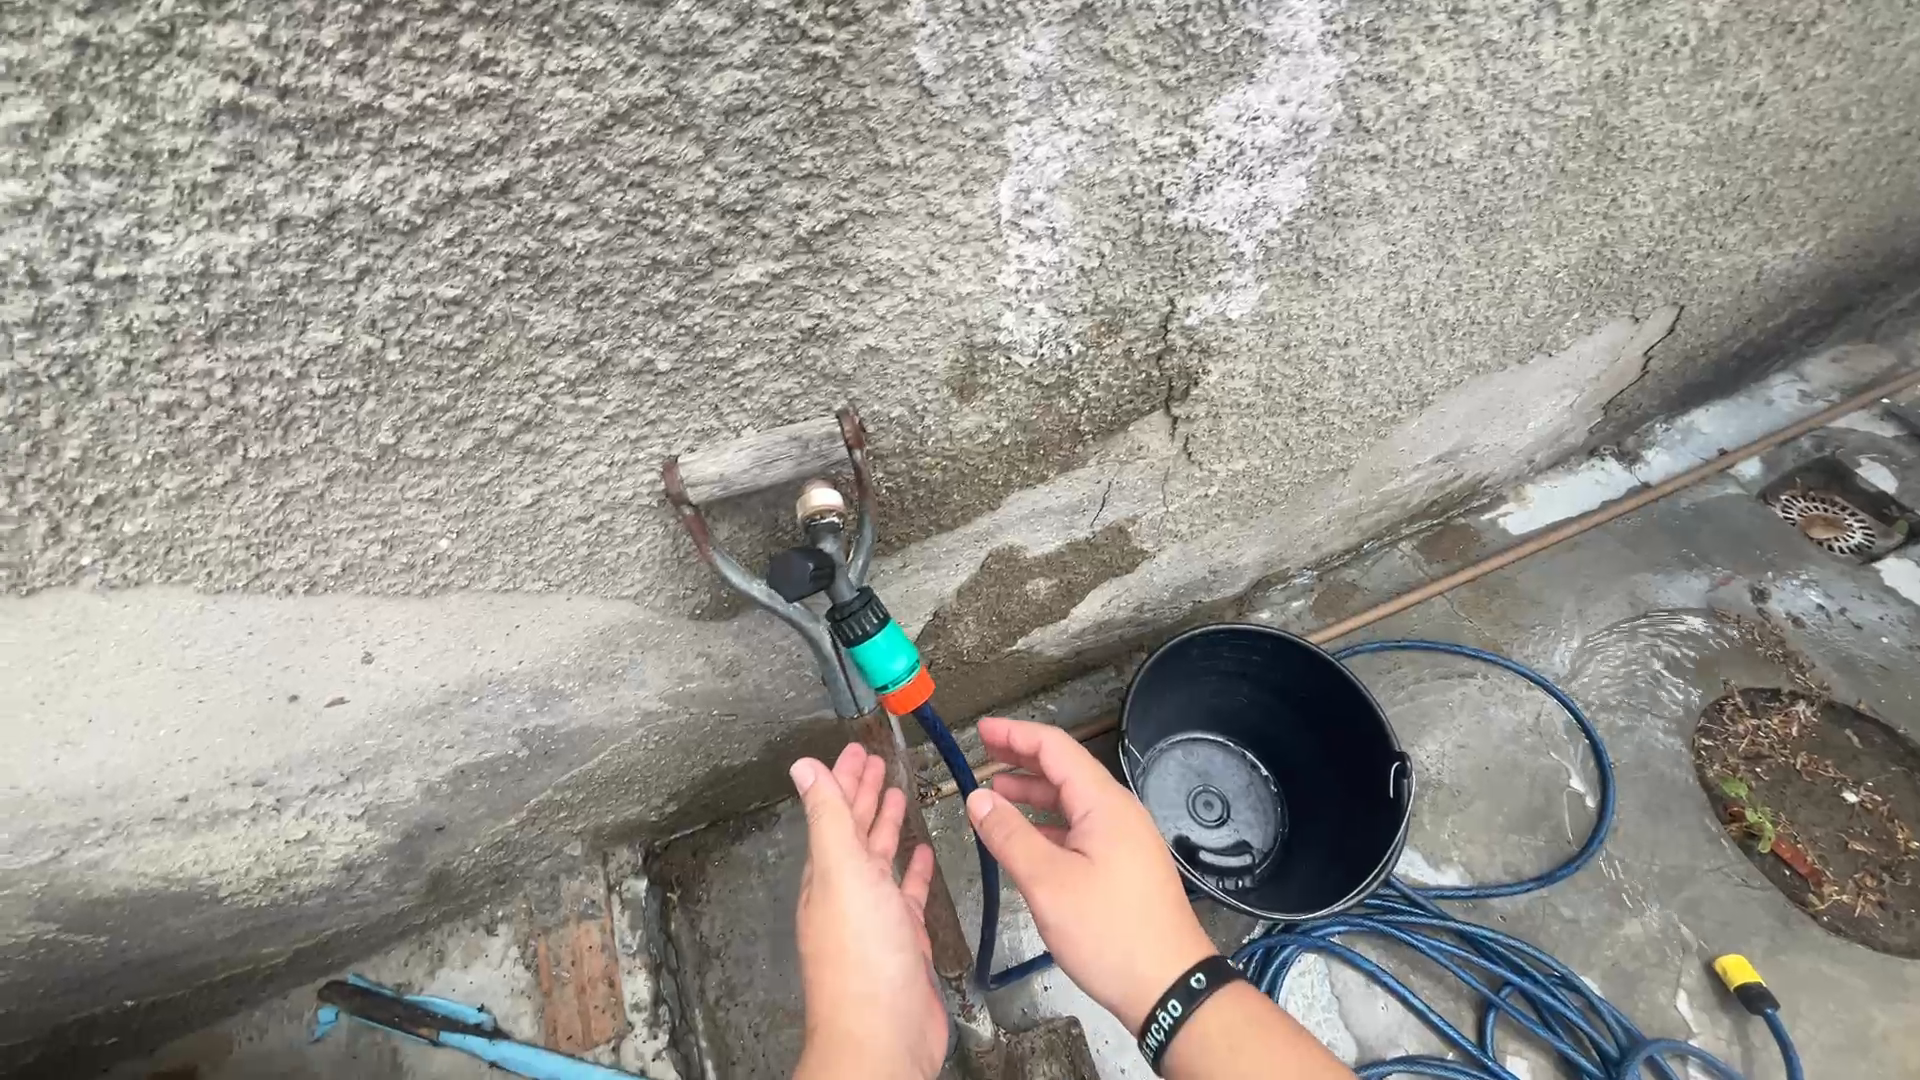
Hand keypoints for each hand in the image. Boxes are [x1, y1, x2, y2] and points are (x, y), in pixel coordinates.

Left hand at [791, 743, 948, 1079]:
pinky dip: (914, 869)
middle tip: (876, 760)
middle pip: (856, 828)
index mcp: (829, 871)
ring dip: (887, 824)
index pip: (835, 810)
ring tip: (897, 794)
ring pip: (881, 856)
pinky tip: (922, 853)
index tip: (856, 748)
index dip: (845, 776)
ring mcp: (877, 914)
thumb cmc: (861, 955)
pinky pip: (908, 892)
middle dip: (864, 792)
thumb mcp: (841, 872)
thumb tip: (802, 767)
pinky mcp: (904, 938)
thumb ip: (827, 816)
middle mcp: (849, 888)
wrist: (883, 1036)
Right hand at [965, 717, 1216, 1032]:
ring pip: (1072, 800)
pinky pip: (1080, 827)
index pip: (1054, 748)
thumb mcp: (1048, 883)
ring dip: (1033, 792)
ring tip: (995, 793)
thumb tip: (977, 797)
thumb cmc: (1110, 932)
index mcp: (1103, 802)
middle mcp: (1117, 810)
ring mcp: (1124, 838)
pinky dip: (1048, 823)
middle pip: (1064, 769)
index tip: (982, 730)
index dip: (1015, 734)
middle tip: (983, 752)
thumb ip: (1009, 835)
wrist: (1171, 990)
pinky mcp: (1124, 864)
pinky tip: (1027, 837)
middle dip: (1022, 758)